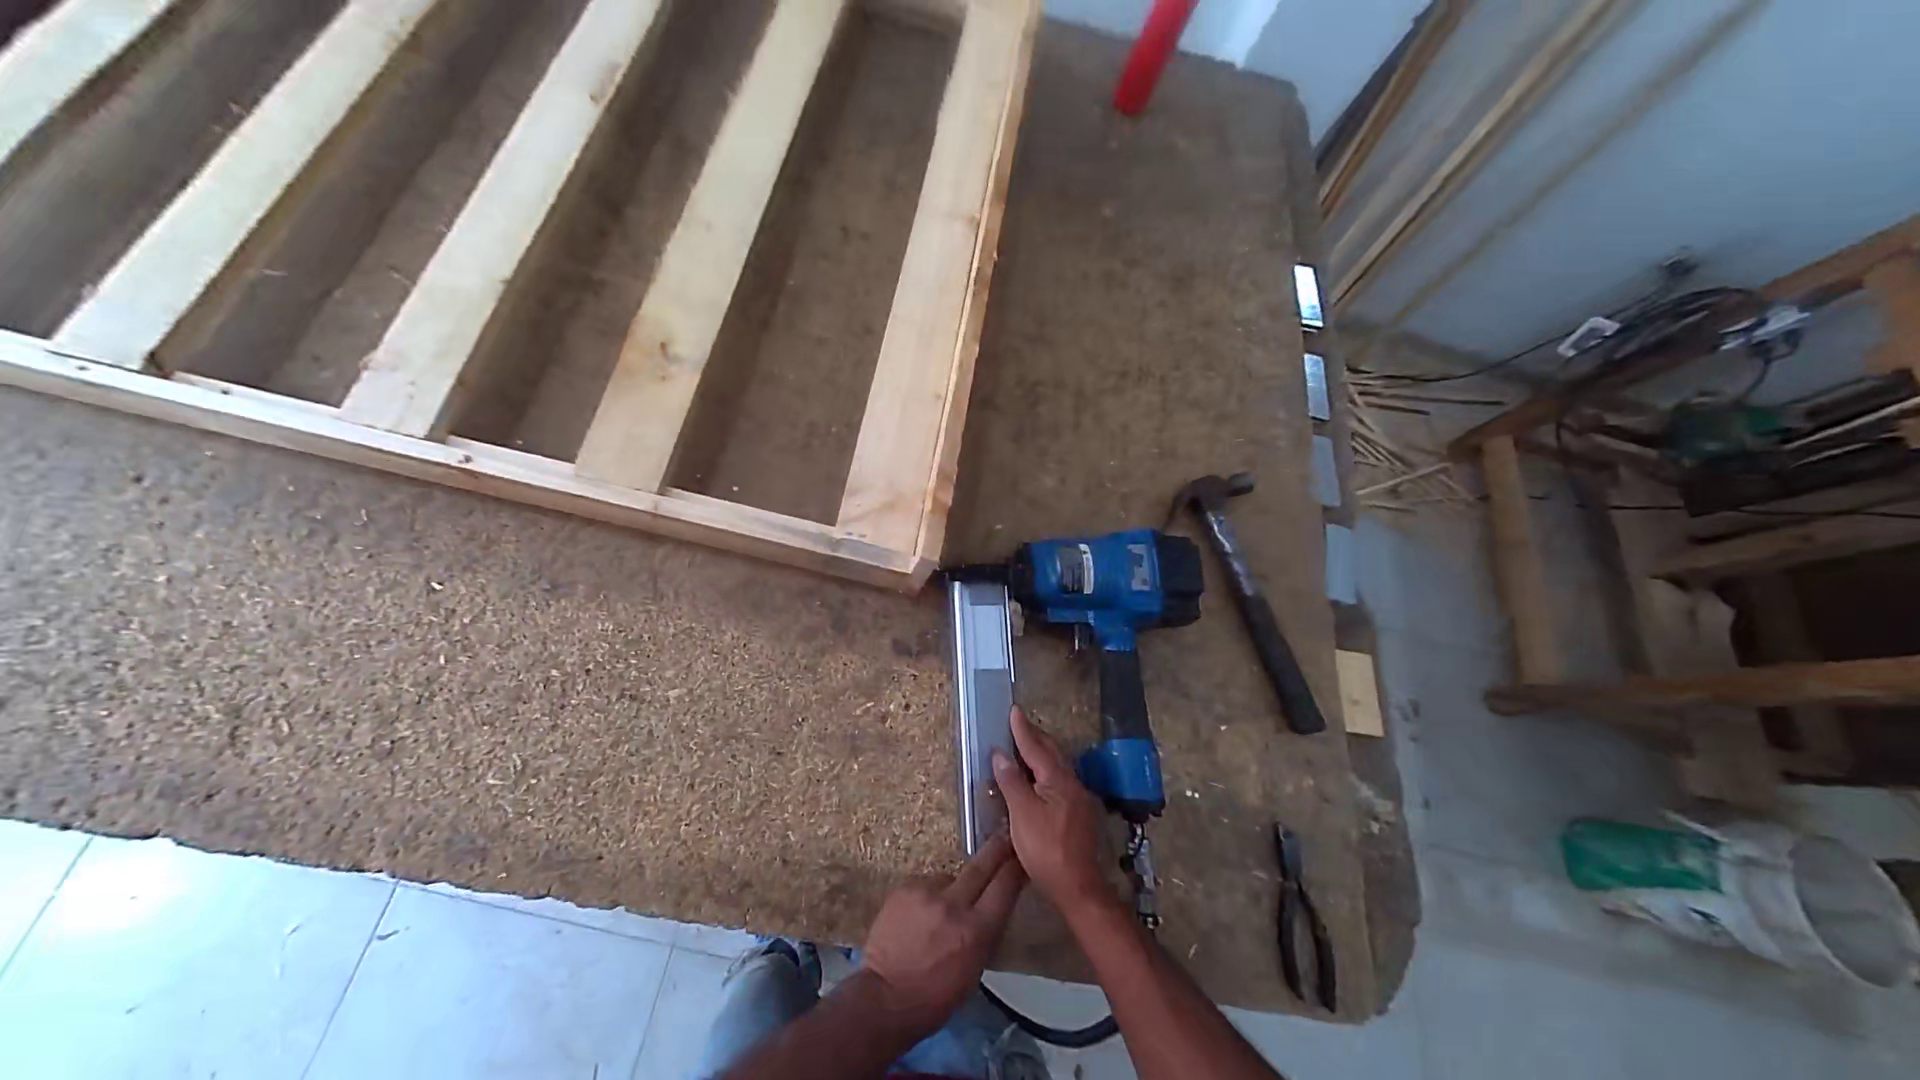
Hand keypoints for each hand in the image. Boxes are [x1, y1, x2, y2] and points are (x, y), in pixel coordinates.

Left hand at [859, 833, 1024, 1035]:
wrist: (884, 997)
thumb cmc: (935, 997)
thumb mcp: (974, 970)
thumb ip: (984, 933)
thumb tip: (990, 907)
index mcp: (976, 931)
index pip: (1004, 887)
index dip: (1015, 868)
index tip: (1022, 854)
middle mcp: (953, 905)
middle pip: (981, 866)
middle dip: (996, 849)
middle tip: (1005, 833)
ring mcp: (925, 892)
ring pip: (949, 878)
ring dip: (951, 889)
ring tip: (939, 914)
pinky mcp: (904, 888)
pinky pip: (925, 884)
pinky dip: (927, 896)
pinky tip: (918, 917)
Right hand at [993, 706, 1112, 913]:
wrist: (1078, 886)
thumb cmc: (1045, 848)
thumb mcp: (1022, 814)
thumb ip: (1011, 782)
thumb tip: (1000, 755)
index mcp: (1057, 779)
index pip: (1035, 747)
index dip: (1022, 730)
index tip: (1014, 711)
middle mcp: (1072, 783)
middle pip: (1052, 753)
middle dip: (1035, 737)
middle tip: (1020, 724)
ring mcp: (1079, 799)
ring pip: (1059, 768)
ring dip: (1043, 754)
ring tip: (1028, 747)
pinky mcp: (1080, 815)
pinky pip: (1061, 782)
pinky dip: (1047, 773)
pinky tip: (1042, 780)